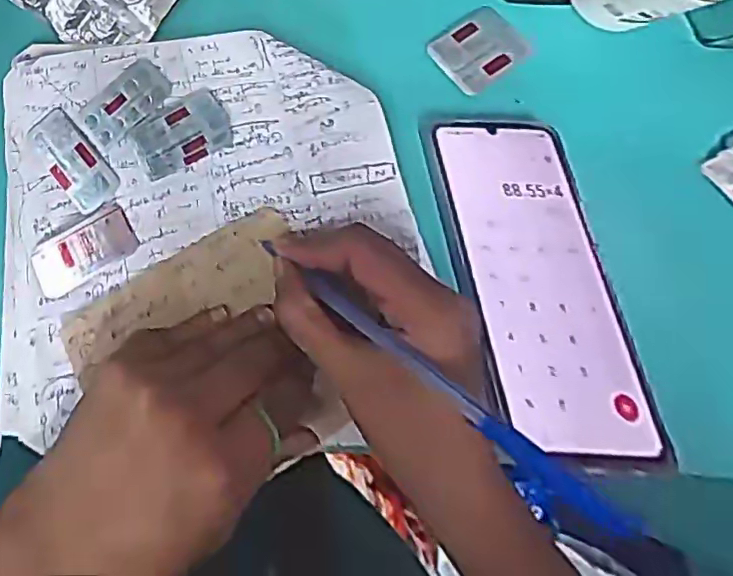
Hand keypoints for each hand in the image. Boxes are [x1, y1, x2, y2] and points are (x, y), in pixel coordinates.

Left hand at [0, 308, 316, 575]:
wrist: (65, 530)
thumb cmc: (148, 543)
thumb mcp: (217, 521)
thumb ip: (261, 467)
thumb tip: (301, 426)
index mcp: (220, 465)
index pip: (277, 405)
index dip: (298, 384)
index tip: (308, 371)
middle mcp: (188, 411)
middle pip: (249, 363)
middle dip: (277, 347)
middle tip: (294, 335)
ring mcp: (150, 379)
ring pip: (212, 340)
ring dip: (244, 327)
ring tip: (267, 315)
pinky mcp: (120, 362)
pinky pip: (171, 333)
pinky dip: (200, 325)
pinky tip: (220, 318)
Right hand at [271, 225, 486, 426]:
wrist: (456, 485)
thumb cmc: (407, 435)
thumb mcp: (347, 373)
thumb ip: (306, 317)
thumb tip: (281, 271)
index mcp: (431, 308)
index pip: (363, 251)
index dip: (314, 246)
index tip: (275, 253)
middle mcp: (441, 294)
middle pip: (369, 249)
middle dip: (320, 252)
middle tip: (281, 266)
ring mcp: (439, 304)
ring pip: (372, 262)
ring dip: (331, 266)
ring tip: (294, 280)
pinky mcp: (430, 315)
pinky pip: (379, 282)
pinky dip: (345, 283)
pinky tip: (320, 297)